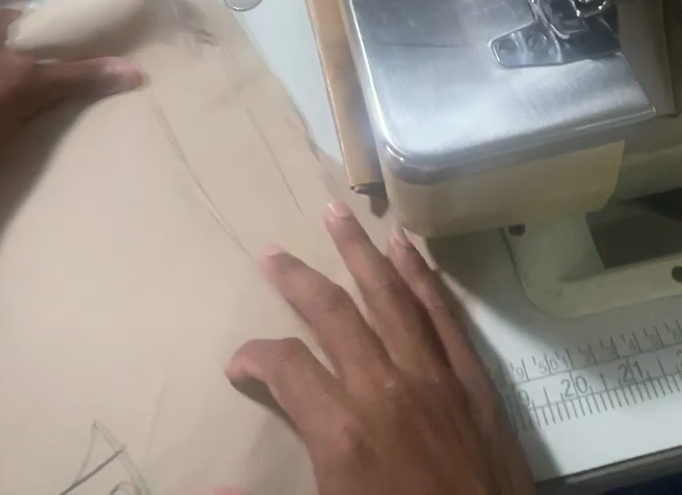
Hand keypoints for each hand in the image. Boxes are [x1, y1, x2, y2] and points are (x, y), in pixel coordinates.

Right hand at [224, 203, 533, 494]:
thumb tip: (208, 486)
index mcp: (342, 431)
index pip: (285, 367)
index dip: (254, 358)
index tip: (238, 363)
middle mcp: (385, 387)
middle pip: (333, 311)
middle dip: (296, 278)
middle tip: (271, 251)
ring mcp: (434, 376)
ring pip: (390, 294)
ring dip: (360, 250)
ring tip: (337, 212)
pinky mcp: (473, 380)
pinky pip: (441, 312)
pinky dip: (421, 274)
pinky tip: (405, 245)